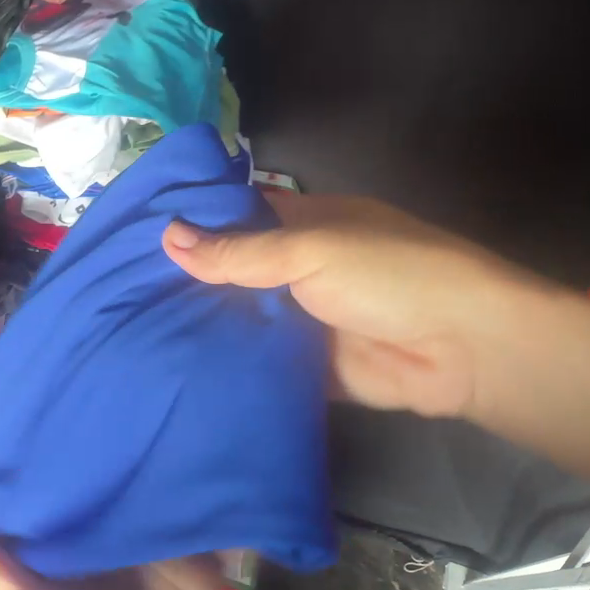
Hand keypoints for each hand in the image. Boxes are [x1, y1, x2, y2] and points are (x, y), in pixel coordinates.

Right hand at [164, 195, 557, 421]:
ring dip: (205, 325)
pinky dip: (230, 366)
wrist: (467, 350)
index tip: (136, 237)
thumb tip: (167, 237)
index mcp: (306, 225)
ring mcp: (306, 320)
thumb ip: (239, 252)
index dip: (194, 225)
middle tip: (123, 292)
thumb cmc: (390, 275)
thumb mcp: (311, 250)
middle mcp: (301, 269)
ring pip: (245, 319)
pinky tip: (177, 370)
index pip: (238, 218)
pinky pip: (262, 363)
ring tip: (136, 332)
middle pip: (236, 272)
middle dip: (190, 281)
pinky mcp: (311, 368)